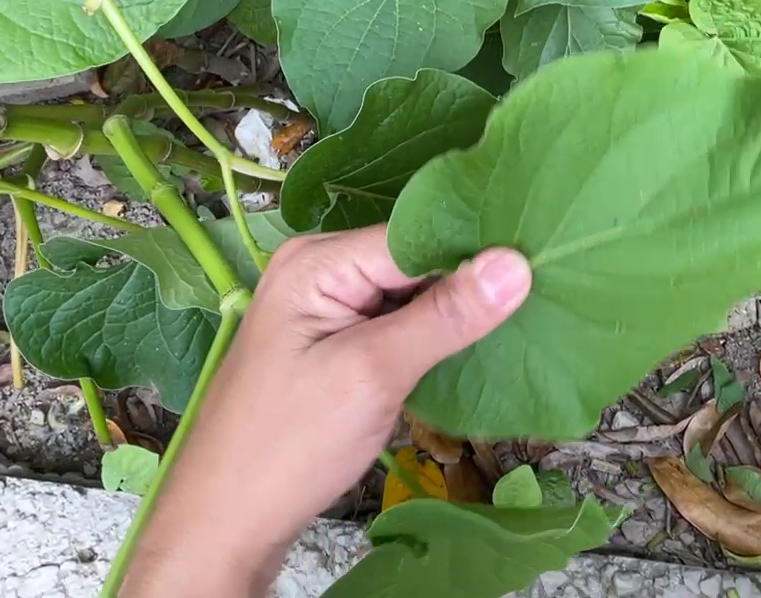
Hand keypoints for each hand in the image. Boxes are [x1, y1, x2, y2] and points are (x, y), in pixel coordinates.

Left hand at [122, 225, 530, 597]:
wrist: (224, 524)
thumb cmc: (289, 444)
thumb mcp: (374, 373)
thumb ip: (446, 316)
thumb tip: (515, 263)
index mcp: (317, 260)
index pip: (413, 236)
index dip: (472, 248)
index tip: (536, 257)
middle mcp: (320, 267)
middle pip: (411, 258)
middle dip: (465, 276)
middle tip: (536, 284)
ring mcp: (325, 303)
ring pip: (407, 289)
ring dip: (451, 306)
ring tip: (517, 307)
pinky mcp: (334, 337)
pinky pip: (394, 316)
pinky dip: (430, 329)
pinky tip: (471, 337)